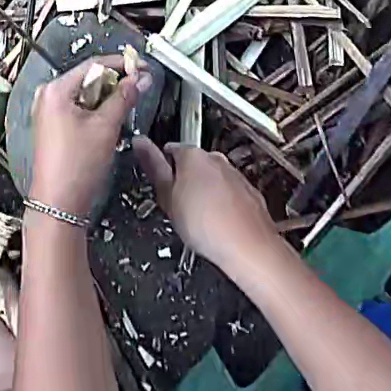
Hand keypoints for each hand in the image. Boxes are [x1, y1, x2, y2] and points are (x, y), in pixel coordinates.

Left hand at [28, 54, 146, 214]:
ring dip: (109, 98)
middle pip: (89, 78)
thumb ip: (124, 97)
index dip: (121, 64)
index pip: (94, 65)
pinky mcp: (56, 127)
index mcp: (56, 90)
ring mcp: (51, 112)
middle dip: (116, 82)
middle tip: (140, 86)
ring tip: (128, 105)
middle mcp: (49, 96)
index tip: (141, 67)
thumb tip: (140, 79)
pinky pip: (81, 109)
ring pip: (87, 94)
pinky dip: (98, 111)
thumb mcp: (106, 127)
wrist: (58, 206)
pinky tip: (112, 120)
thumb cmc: (75, 167)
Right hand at [132, 139, 279, 272]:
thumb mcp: (167, 198)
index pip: (169, 150)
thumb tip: (140, 142)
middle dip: (184, 183)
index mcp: (192, 155)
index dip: (162, 170)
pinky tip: (219, 226)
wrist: (249, 248)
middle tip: (178, 208)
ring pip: (212, 180)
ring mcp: (235, 175)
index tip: (162, 189)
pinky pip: (230, 195)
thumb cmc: (207, 225)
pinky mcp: (250, 192)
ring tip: (200, 222)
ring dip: (205, 195)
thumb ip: (153, 167)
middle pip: (192, 165)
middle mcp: (216, 158)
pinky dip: (224, 205)